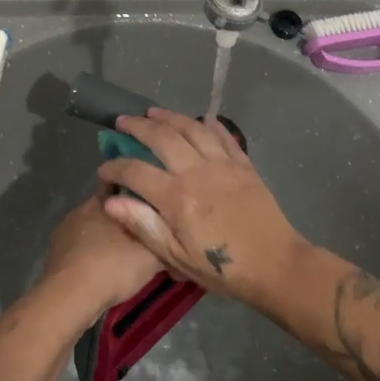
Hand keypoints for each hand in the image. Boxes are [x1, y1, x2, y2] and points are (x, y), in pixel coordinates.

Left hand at [39, 186, 164, 318]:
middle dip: (122, 219)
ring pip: (91, 230)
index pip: (120, 186)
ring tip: (124, 256)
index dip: (137, 194)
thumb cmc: (111, 267)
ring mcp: (63, 233)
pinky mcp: (55, 256)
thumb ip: (162, 240)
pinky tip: (103, 271)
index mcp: (99, 202)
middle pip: (106, 210)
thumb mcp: (151, 255)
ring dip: (105, 239)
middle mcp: (78, 211)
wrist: (70, 299)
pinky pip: (80, 249)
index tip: (152, 204)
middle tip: (142, 234)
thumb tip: (171, 237)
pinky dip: (92, 256)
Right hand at [98, 108, 307, 301]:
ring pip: (192, 129)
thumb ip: (144, 226)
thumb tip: (111, 202)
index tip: (103, 168)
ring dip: (170, 117)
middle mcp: (197, 172)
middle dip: (138, 126)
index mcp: (176, 197)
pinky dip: (209, 124)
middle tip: (122, 121)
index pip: (135, 171)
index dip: (115, 167)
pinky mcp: (244, 166)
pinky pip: (224, 137)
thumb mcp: (177, 257)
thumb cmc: (223, 269)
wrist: (276, 266)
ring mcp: (223, 165)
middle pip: (162, 138)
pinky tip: (201, 119)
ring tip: (153, 111)